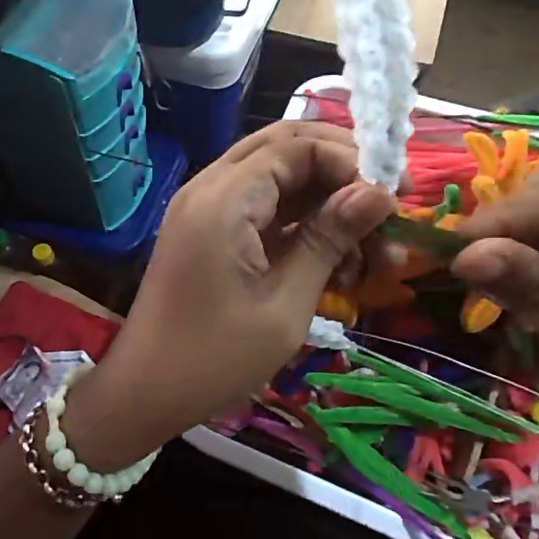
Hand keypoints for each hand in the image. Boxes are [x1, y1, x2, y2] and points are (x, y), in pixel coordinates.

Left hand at [66, 123, 393, 466]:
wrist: (145, 393)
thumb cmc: (215, 359)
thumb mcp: (285, 305)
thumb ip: (329, 240)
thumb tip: (379, 193)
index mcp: (225, 199)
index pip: (298, 145)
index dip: (352, 163)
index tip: (393, 202)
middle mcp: (211, 188)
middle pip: (287, 149)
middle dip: (342, 173)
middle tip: (386, 213)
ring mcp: (206, 209)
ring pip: (279, 178)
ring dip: (326, 202)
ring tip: (369, 253)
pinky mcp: (209, 231)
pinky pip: (263, 207)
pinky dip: (302, 224)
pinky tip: (336, 264)